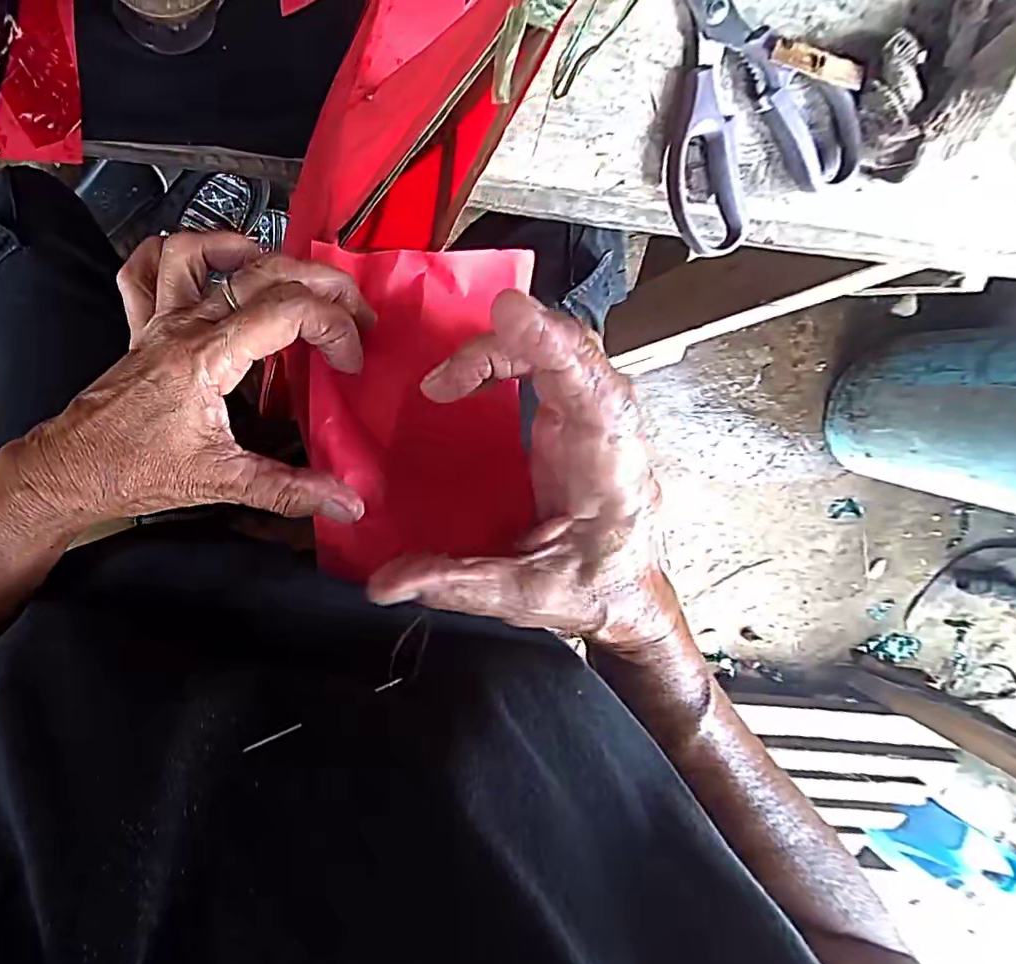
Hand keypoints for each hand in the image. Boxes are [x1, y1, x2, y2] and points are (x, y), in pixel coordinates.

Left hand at [0, 231, 373, 532]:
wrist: (69, 472)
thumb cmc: (131, 472)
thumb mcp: (220, 482)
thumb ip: (288, 490)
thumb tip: (344, 500)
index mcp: (207, 357)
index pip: (287, 311)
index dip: (333, 325)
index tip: (351, 357)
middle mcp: (182, 327)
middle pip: (260, 271)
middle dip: (319, 281)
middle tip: (351, 306)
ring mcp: (157, 323)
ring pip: (195, 252)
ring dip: (246, 250)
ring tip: (284, 271)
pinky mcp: (140, 332)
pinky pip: (145, 271)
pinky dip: (174, 255)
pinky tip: (203, 264)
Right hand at [364, 290, 674, 650]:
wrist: (627, 595)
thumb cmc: (596, 592)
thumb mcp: (527, 597)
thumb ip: (458, 585)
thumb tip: (388, 582)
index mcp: (607, 465)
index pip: (590, 384)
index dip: (549, 342)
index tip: (505, 314)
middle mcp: (605, 429)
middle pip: (568, 350)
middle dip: (501, 347)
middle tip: (440, 381)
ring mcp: (588, 420)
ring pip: (556, 350)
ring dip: (500, 350)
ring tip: (444, 383)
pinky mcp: (569, 423)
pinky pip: (544, 365)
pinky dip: (503, 359)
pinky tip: (466, 382)